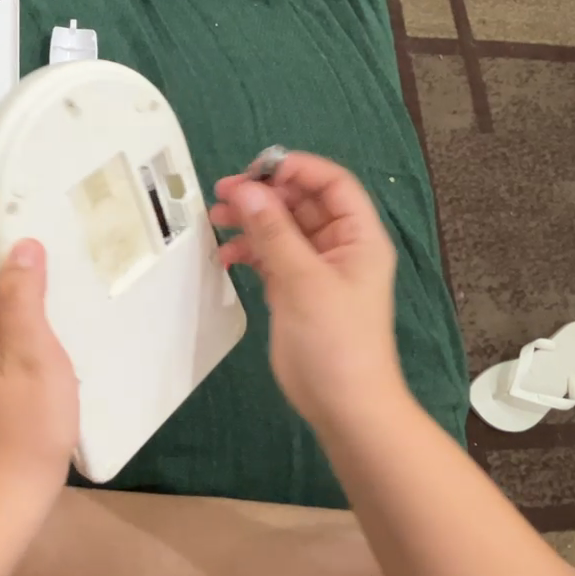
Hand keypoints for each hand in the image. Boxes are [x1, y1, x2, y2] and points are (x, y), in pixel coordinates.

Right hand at [211, 151, 403, 425]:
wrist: (344, 405)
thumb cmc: (336, 341)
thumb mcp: (304, 281)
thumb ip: (274, 232)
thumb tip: (246, 190)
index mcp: (358, 237)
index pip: (331, 184)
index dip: (296, 169)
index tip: (254, 171)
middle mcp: (339, 246)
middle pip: (301, 203)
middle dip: (263, 195)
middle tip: (223, 194)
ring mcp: (315, 269)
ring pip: (281, 229)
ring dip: (250, 221)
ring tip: (216, 219)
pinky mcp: (295, 290)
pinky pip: (270, 256)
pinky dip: (248, 251)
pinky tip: (226, 256)